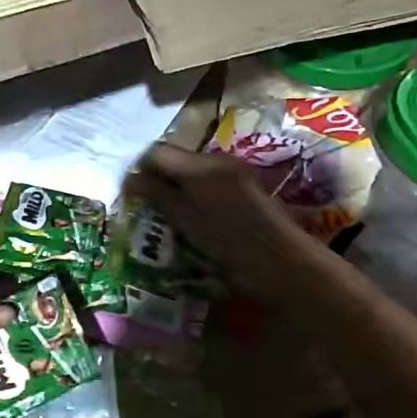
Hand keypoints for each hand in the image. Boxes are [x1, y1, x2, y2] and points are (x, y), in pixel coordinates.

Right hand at [128, 144, 312, 297]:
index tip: (130, 193)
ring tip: (170, 214)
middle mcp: (218, 160)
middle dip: (159, 177)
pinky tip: (196, 215)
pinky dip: (197, 191)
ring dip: (178, 185)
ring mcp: (236, 170)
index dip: (140, 169)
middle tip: (147, 206)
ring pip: (194, 169)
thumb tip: (131, 179)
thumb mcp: (189, 224)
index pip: (158, 153)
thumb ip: (160, 197)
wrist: (286, 264)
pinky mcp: (247, 184)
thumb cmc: (232, 248)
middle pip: (177, 158)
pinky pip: (211, 178)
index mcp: (201, 167)